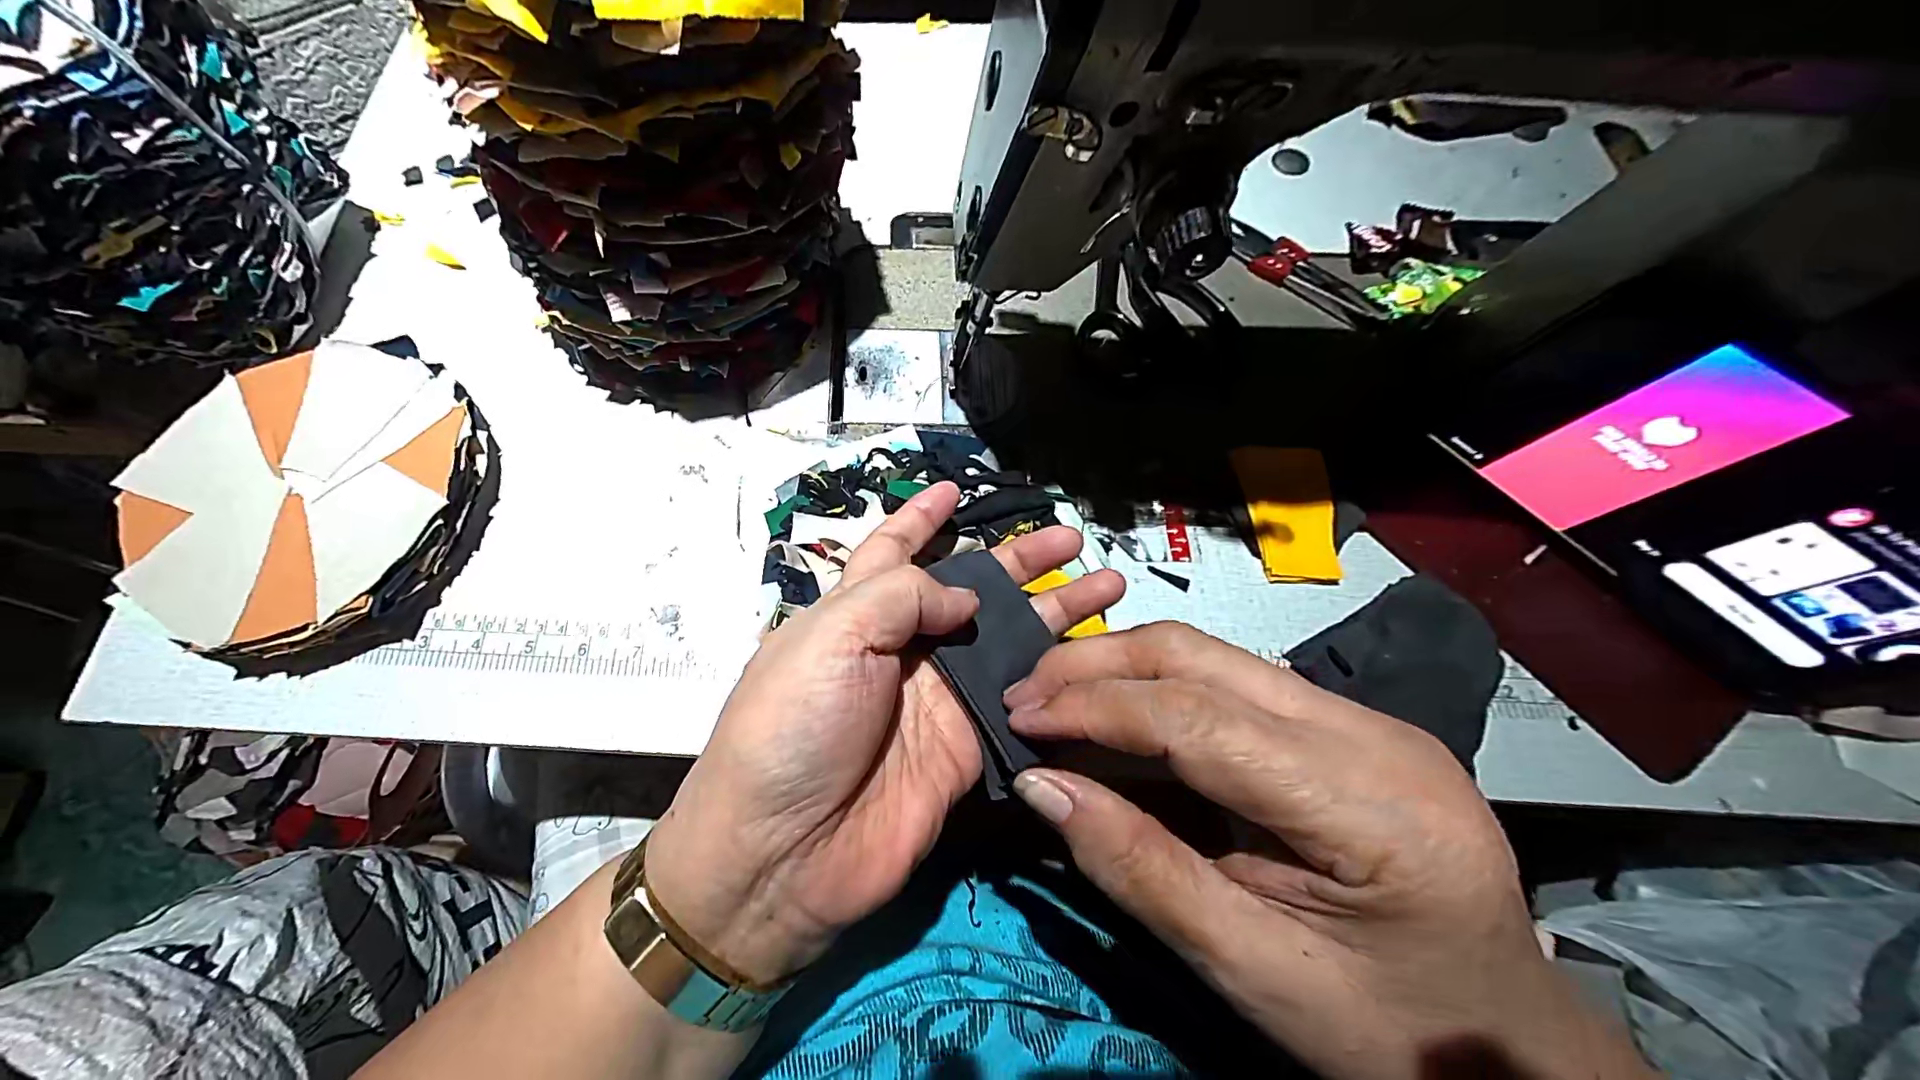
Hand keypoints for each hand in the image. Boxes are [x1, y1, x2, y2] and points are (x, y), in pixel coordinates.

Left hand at [643, 481, 1125, 984]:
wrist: (785, 853)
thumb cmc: (794, 727)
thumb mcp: (832, 638)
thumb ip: (904, 597)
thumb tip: (968, 598)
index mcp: (859, 612)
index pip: (896, 550)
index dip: (922, 518)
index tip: (952, 488)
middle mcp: (905, 649)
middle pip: (974, 591)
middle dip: (1020, 561)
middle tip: (1071, 538)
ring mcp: (940, 699)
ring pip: (1010, 642)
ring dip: (1057, 613)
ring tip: (1106, 585)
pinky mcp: (969, 747)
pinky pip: (1020, 703)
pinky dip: (1056, 681)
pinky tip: (1095, 660)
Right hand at [1001, 622, 1654, 1079]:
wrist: (1507, 1047)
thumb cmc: (1386, 1033)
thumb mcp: (1249, 969)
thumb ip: (1139, 869)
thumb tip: (1042, 785)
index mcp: (1367, 801)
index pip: (1198, 717)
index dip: (1096, 706)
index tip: (1021, 716)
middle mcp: (1369, 732)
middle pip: (1204, 657)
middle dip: (1100, 664)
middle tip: (1027, 694)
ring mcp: (1364, 720)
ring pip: (1214, 656)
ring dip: (1124, 667)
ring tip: (1057, 697)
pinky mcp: (1347, 726)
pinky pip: (1233, 684)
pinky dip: (1160, 689)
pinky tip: (1120, 712)